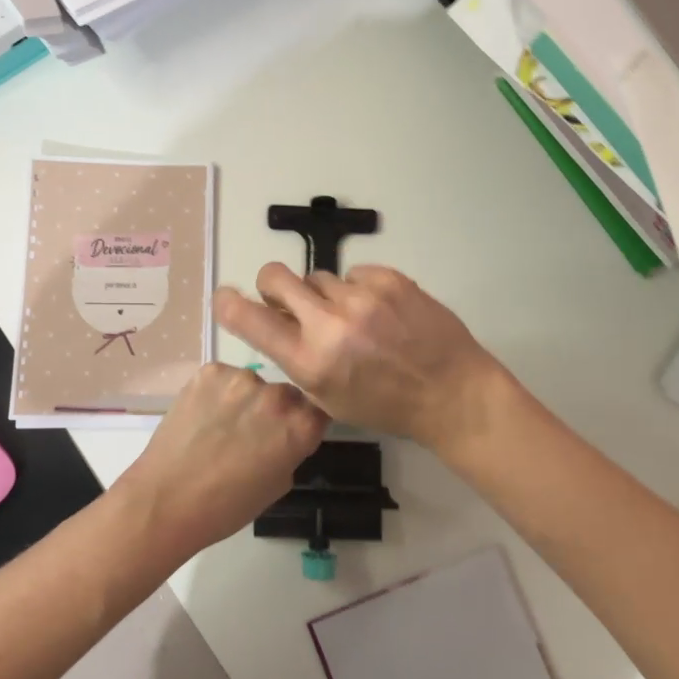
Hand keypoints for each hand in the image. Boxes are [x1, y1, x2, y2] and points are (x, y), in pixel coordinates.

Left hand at [116, 363, 326, 555]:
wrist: (165, 500)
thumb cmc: (226, 506)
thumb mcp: (277, 485)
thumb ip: (291, 451)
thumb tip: (285, 435)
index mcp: (299, 425)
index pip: (319, 409)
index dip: (306, 421)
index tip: (292, 433)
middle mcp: (275, 395)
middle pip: (286, 394)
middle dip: (275, 410)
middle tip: (252, 434)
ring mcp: (240, 379)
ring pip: (252, 384)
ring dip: (244, 400)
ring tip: (221, 427)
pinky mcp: (208, 372)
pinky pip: (223, 378)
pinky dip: (217, 392)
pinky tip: (202, 416)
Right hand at [214, 263, 507, 448]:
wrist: (452, 392)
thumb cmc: (388, 406)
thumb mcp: (330, 398)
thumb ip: (297, 360)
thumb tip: (277, 324)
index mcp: (310, 362)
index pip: (250, 320)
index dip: (230, 304)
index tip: (225, 297)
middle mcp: (330, 324)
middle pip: (275, 276)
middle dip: (274, 285)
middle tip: (289, 298)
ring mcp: (361, 297)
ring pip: (318, 276)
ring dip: (324, 294)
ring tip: (353, 317)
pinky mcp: (389, 279)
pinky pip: (355, 273)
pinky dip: (359, 289)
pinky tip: (380, 313)